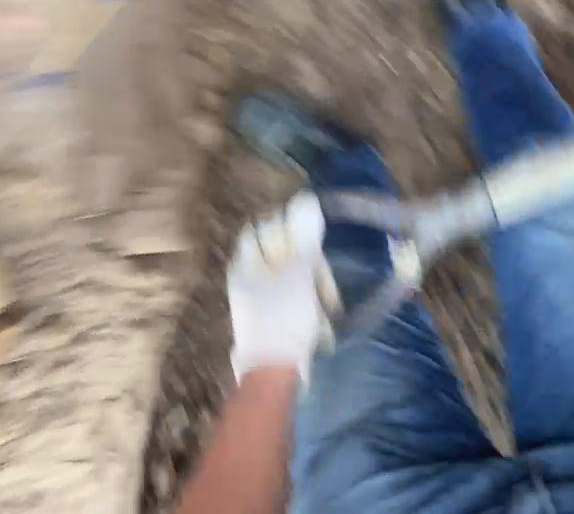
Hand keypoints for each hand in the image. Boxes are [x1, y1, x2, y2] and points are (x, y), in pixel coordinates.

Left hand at [227, 192, 339, 380]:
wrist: (274, 373)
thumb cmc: (286, 318)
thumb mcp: (300, 273)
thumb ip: (304, 238)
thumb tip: (305, 200)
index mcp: (246, 264)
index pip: (261, 229)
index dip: (287, 228)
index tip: (311, 238)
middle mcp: (245, 280)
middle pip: (281, 256)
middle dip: (310, 268)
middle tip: (328, 289)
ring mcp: (254, 302)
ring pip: (289, 281)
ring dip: (313, 292)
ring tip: (328, 313)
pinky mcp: (266, 322)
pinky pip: (289, 302)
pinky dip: (307, 309)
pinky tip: (320, 327)